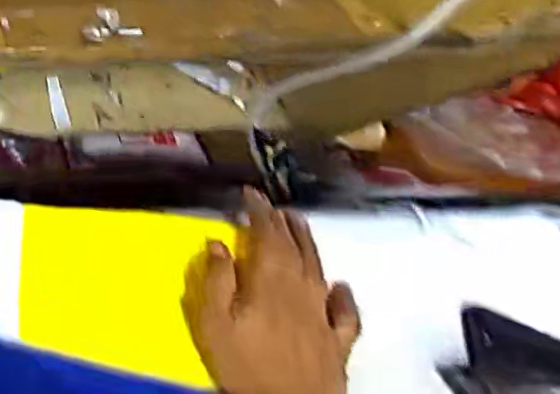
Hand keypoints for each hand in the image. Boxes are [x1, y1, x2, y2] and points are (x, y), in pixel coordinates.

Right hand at [185, 189, 361, 393]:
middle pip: (296, 254)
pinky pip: (346, 317)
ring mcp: (323, 324)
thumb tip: (218, 243)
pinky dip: (345, 298)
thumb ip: (216, 280)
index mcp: (269, 288)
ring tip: (301, 225)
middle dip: (284, 226)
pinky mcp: (338, 348)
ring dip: (310, 247)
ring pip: (320, 275)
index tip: (251, 194)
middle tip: (274, 205)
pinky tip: (343, 286)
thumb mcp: (213, 321)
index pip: (268, 241)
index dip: (260, 215)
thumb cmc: (242, 365)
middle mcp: (301, 299)